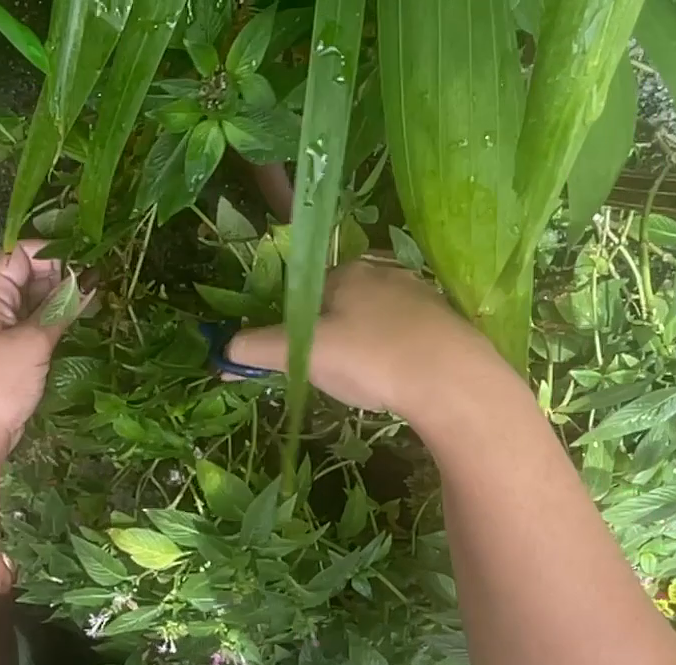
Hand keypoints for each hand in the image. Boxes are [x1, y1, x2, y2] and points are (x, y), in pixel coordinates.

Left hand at [0, 242, 78, 456]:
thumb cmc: (0, 383)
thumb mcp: (33, 343)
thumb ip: (60, 310)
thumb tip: (86, 282)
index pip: (17, 255)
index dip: (47, 252)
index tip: (80, 260)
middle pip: (26, 275)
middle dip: (58, 271)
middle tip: (94, 278)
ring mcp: (2, 329)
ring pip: (33, 299)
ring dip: (59, 295)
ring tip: (93, 293)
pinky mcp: (12, 350)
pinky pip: (34, 321)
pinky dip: (54, 316)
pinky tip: (78, 315)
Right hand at [227, 260, 509, 416]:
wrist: (451, 380)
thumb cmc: (369, 357)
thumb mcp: (303, 354)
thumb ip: (259, 349)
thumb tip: (224, 349)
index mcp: (347, 271)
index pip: (306, 293)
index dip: (294, 328)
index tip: (296, 359)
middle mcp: (385, 273)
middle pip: (339, 307)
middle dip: (328, 339)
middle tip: (328, 375)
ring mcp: (420, 296)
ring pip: (372, 322)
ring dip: (359, 350)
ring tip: (362, 382)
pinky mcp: (444, 323)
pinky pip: (402, 337)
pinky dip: (389, 358)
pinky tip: (391, 382)